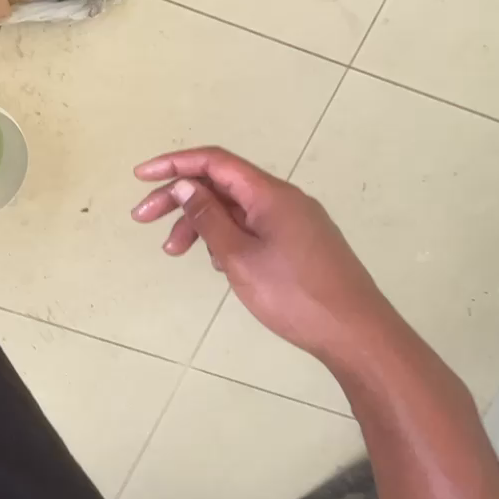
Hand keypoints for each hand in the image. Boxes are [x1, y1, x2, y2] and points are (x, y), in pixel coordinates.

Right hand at [131, 146, 402, 366]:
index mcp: (270, 195)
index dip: (173, 163)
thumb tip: (185, 185)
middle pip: (219, 184)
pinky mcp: (296, 242)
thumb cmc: (293, 294)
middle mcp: (283, 200)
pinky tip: (214, 261)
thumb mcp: (237, 255)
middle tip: (142, 219)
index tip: (140, 176)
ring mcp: (292, 221)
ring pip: (231, 208)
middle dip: (177, 198)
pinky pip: (248, 225)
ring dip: (197, 223)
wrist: (358, 336)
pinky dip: (222, 235)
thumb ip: (207, 216)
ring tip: (173, 252)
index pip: (214, 162)